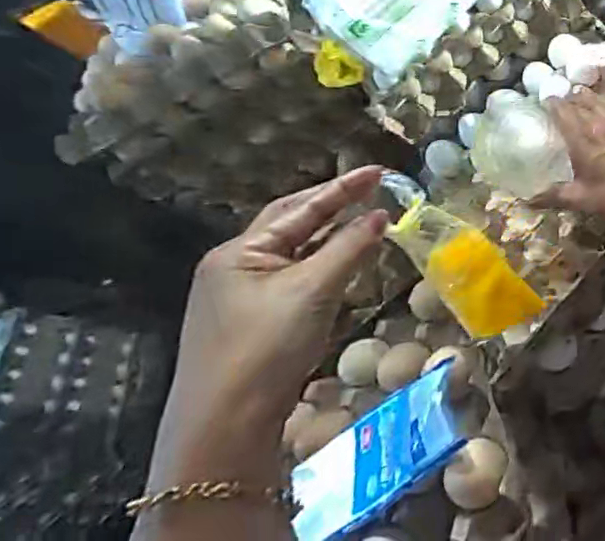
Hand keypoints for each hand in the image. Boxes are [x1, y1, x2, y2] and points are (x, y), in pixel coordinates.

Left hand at [144, 168, 389, 493]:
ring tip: (364, 220)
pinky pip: (292, 279)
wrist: (223, 433)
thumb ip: (350, 247)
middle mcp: (233, 267)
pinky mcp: (250, 324)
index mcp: (239, 252)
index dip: (344, 188)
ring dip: (329, 237)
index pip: (301, 208)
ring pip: (293, 254)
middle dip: (332, 206)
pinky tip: (342, 264)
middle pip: (292, 224)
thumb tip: (381, 214)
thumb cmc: (265, 351)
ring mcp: (239, 297)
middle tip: (370, 188)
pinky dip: (321, 266)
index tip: (379, 171)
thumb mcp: (313, 291)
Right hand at [541, 74, 604, 221]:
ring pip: (600, 99)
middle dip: (568, 99)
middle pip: (579, 102)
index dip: (551, 104)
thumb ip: (554, 196)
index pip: (561, 111)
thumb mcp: (583, 200)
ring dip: (588, 95)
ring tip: (580, 94)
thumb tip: (528, 201)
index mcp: (581, 139)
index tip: (544, 102)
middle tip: (561, 103)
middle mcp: (599, 123)